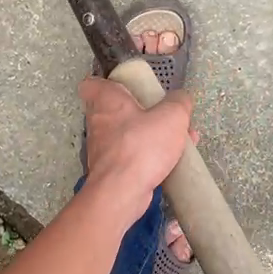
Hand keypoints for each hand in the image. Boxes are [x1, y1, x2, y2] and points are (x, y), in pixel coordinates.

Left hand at [79, 77, 194, 213]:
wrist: (122, 191)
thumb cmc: (141, 146)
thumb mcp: (171, 116)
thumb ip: (179, 102)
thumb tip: (181, 98)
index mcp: (106, 100)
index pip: (91, 84)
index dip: (107, 82)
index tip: (127, 87)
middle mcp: (98, 121)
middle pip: (116, 109)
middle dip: (142, 112)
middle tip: (165, 117)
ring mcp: (102, 147)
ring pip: (127, 134)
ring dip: (151, 135)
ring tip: (179, 141)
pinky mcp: (110, 169)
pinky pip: (131, 155)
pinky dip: (148, 156)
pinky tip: (172, 162)